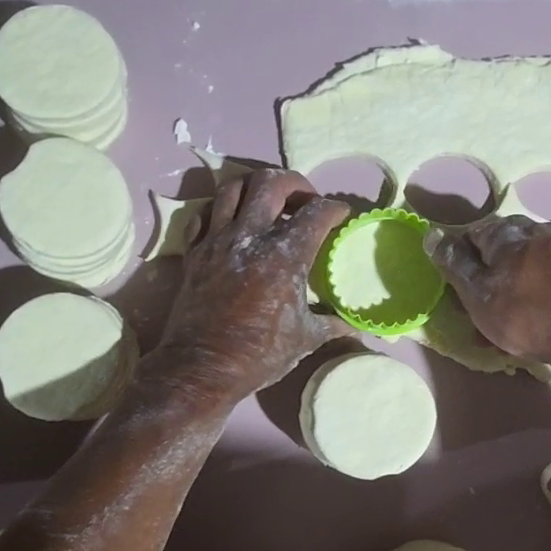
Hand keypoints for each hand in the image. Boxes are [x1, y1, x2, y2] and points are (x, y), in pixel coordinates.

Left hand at [145, 169, 352, 405]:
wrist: (202, 367)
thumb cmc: (259, 355)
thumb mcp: (305, 339)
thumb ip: (332, 323)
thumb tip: (355, 325)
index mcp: (284, 256)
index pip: (316, 212)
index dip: (335, 209)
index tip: (341, 216)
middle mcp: (250, 237)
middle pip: (272, 182)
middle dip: (296, 183)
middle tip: (305, 201)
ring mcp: (217, 240)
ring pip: (234, 187)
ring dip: (256, 188)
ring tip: (268, 203)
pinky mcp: (194, 251)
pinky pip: (206, 212)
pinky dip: (222, 208)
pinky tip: (233, 222)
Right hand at [425, 214, 550, 370]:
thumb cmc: (527, 317)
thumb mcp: (478, 295)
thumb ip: (454, 263)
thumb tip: (432, 234)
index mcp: (508, 231)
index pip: (471, 235)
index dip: (459, 263)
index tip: (458, 292)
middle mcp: (539, 228)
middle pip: (502, 250)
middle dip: (488, 278)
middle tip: (481, 312)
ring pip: (526, 266)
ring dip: (511, 289)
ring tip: (507, 323)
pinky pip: (549, 277)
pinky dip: (536, 294)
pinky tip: (536, 319)